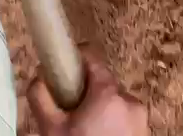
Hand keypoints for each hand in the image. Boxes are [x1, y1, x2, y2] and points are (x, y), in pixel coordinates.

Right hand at [27, 53, 148, 135]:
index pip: (90, 55)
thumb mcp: (50, 127)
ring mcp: (143, 122)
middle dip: (86, 92)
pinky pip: (124, 120)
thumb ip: (39, 93)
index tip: (61, 75)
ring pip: (114, 102)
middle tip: (70, 112)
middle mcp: (131, 102)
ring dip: (100, 110)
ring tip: (85, 131)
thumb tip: (40, 75)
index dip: (72, 60)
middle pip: (102, 82)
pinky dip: (112, 125)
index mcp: (109, 93)